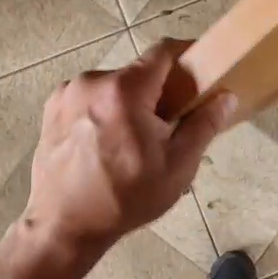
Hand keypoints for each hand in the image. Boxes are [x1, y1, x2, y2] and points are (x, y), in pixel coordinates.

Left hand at [23, 38, 235, 259]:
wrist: (63, 226)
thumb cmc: (126, 197)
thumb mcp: (177, 166)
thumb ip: (204, 125)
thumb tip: (226, 96)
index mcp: (124, 90)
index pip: (163, 51)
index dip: (186, 55)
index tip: (200, 70)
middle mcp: (92, 82)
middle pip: (137, 74)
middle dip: (157, 92)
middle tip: (168, 124)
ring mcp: (67, 94)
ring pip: (112, 87)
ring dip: (128, 103)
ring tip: (133, 141)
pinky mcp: (51, 109)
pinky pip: (89, 99)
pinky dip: (103, 112)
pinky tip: (105, 144)